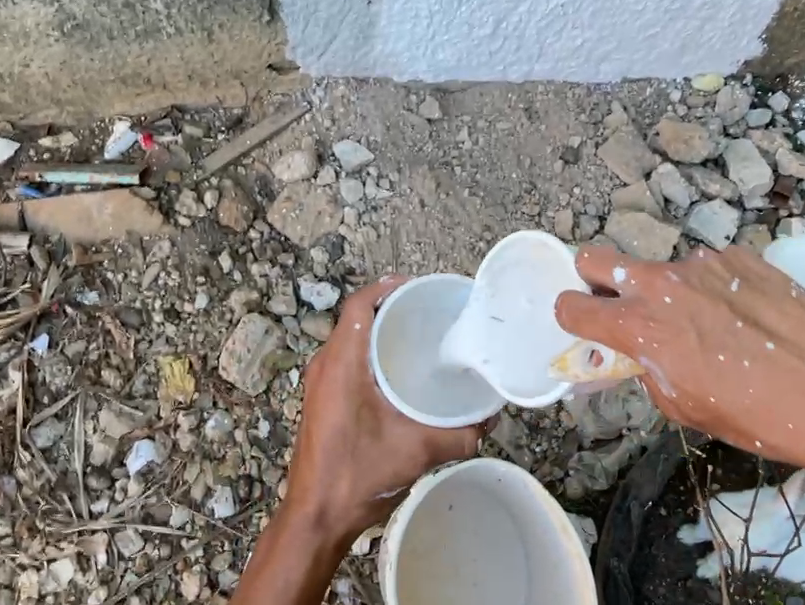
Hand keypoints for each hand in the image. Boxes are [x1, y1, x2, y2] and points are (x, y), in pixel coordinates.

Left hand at [282, 276, 485, 538]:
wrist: (315, 518)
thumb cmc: (358, 476)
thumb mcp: (417, 452)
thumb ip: (459, 434)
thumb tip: (490, 418)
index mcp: (342, 362)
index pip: (360, 304)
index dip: (388, 287)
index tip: (419, 287)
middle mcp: (325, 364)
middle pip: (357, 318)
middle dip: (391, 308)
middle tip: (428, 312)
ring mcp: (319, 382)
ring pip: (350, 339)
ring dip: (380, 332)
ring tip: (418, 337)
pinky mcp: (321, 399)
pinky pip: (346, 360)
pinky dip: (370, 355)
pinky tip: (398, 373)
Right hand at [554, 245, 804, 474]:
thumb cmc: (759, 416)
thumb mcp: (685, 408)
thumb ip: (647, 370)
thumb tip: (639, 354)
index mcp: (640, 326)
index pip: (572, 305)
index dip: (572, 317)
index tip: (585, 326)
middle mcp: (661, 284)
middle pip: (594, 258)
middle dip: (595, 280)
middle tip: (622, 307)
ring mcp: (701, 263)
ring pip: (661, 267)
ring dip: (669, 290)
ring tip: (713, 325)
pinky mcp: (738, 255)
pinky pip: (707, 266)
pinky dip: (713, 286)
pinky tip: (745, 316)